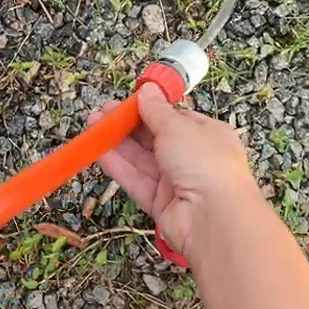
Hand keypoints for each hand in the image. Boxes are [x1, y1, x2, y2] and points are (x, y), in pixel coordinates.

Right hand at [94, 83, 258, 258]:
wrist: (214, 218)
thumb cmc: (206, 163)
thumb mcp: (178, 127)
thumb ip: (157, 110)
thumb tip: (147, 90)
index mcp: (207, 135)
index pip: (174, 118)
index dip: (149, 109)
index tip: (127, 102)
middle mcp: (193, 158)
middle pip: (154, 139)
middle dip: (127, 125)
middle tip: (102, 112)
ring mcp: (177, 182)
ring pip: (142, 160)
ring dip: (117, 143)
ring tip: (93, 126)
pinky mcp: (161, 204)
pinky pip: (136, 181)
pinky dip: (118, 166)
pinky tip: (99, 151)